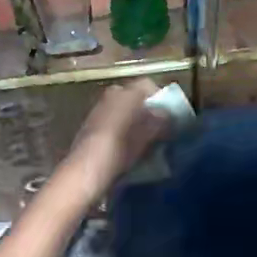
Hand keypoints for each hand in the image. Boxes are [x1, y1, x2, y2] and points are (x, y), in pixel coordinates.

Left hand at [61, 78, 170, 193]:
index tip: (170, 116)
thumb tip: (167, 115)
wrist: (86, 171)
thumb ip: (160, 121)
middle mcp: (110, 96)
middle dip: (147, 112)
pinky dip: (122, 133)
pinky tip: (129, 150)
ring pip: (123, 112)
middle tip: (160, 130)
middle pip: (135, 99)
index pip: (148, 85)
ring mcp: (97, 112)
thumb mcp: (147, 135)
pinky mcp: (89, 129)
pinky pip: (113, 125)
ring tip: (146, 143)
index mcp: (124, 92)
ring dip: (135, 124)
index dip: (161, 98)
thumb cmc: (120, 148)